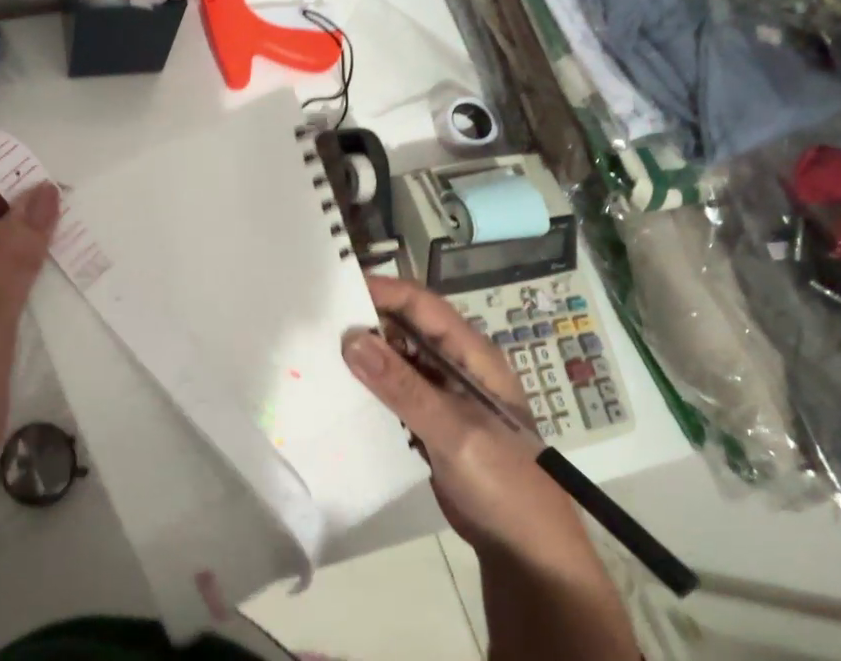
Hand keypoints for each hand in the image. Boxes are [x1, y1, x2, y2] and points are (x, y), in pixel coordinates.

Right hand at [341, 277, 587, 560]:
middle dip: (364, 319)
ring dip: (362, 354)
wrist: (527, 550)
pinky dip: (367, 386)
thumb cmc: (505, 484)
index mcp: (473, 356)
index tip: (333, 289)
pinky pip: (393, 390)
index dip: (382, 291)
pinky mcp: (429, 420)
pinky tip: (337, 390)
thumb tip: (350, 339)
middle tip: (313, 318)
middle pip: (405, 327)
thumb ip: (403, 387)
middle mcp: (456, 366)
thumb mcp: (454, 432)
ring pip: (395, 358)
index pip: (423, 305)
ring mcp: (442, 394)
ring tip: (315, 349)